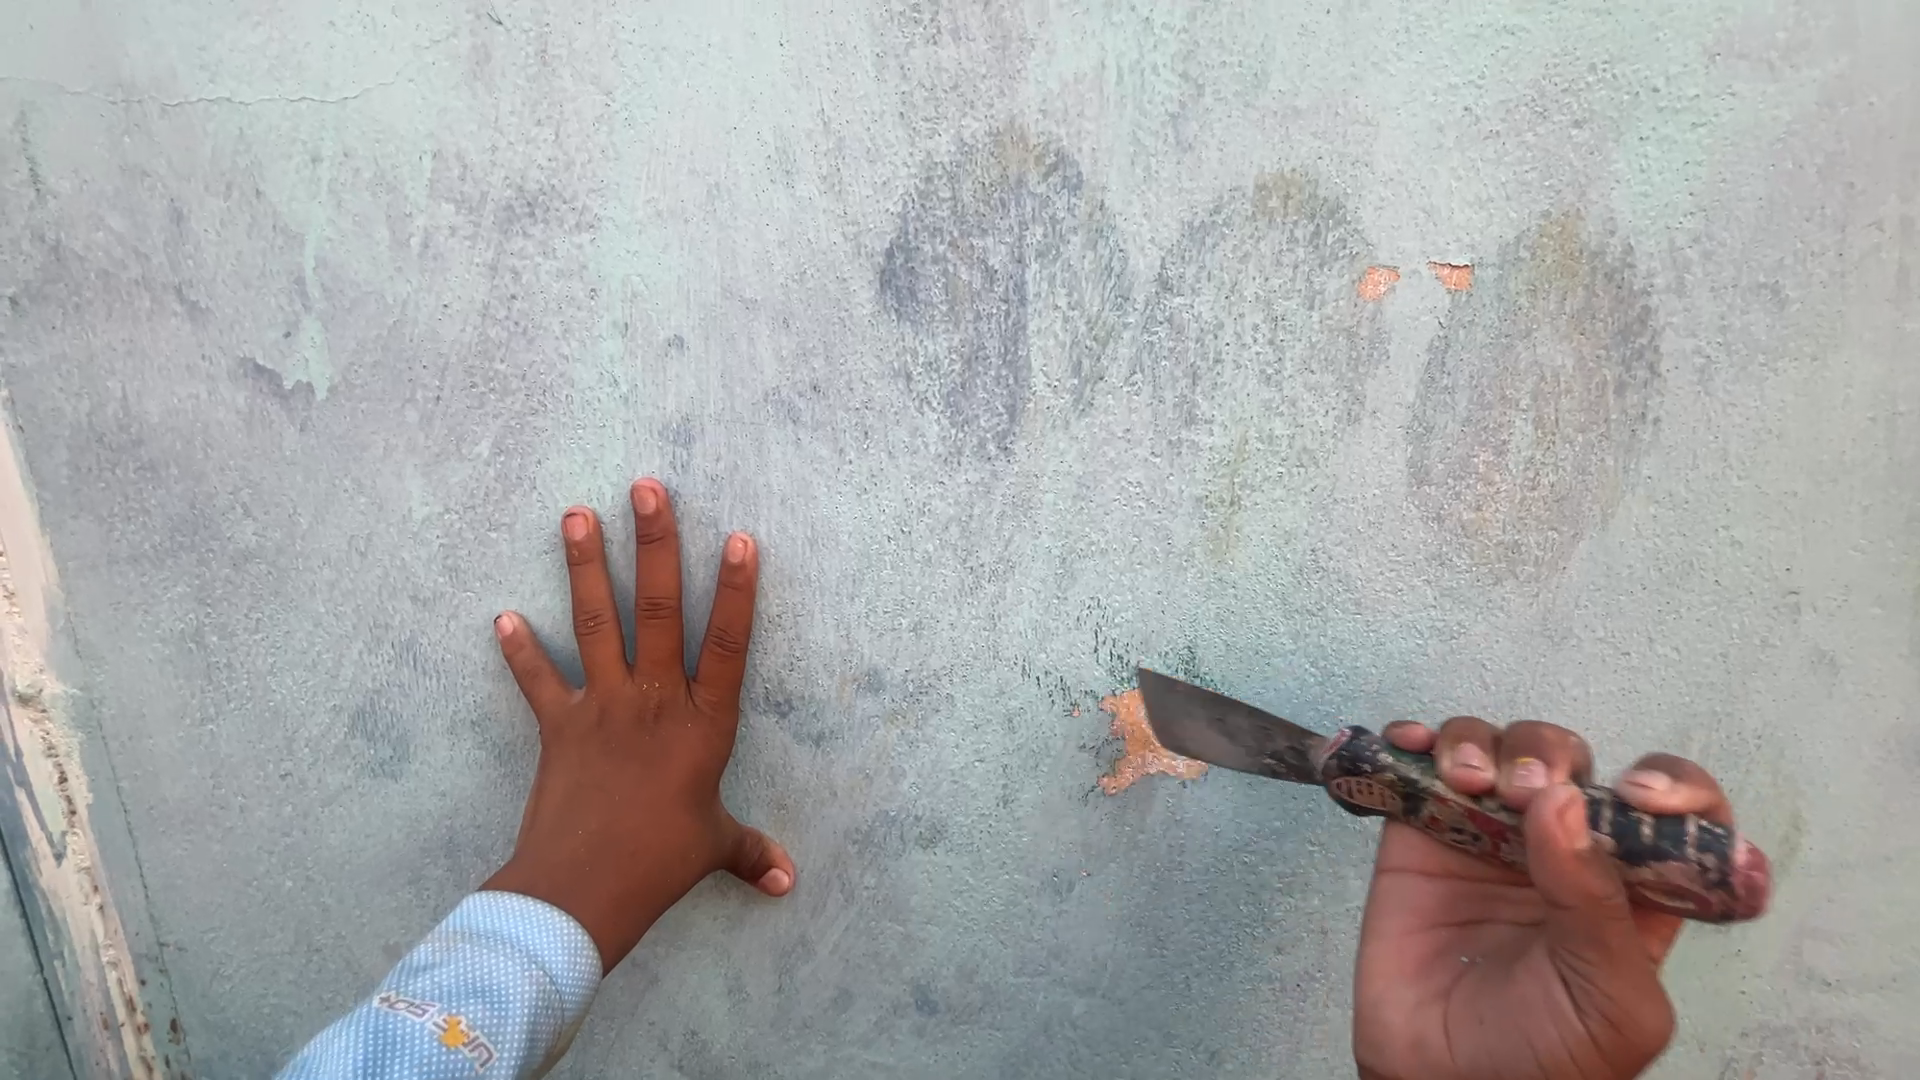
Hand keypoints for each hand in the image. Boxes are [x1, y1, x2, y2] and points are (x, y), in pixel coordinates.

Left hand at [482, 478, 795, 972]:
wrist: (580, 893)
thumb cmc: (661, 860)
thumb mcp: (716, 846)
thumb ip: (753, 851)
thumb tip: (790, 882)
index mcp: (704, 720)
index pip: (730, 642)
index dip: (737, 589)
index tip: (738, 537)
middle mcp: (656, 698)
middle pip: (661, 609)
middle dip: (656, 545)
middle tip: (646, 488)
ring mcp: (604, 706)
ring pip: (598, 623)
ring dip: (587, 567)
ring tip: (577, 514)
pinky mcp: (559, 727)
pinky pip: (539, 681)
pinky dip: (521, 651)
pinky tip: (503, 617)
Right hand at [1353, 719, 1734, 1079]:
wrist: (1435, 1073)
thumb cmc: (1546, 1055)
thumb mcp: (1609, 999)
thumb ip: (1596, 905)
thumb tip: (1561, 800)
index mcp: (1628, 887)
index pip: (1670, 813)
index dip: (1669, 785)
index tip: (1638, 795)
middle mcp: (1555, 847)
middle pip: (1563, 760)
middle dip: (1545, 756)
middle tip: (1521, 792)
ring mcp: (1477, 831)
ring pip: (1487, 746)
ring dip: (1474, 741)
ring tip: (1463, 778)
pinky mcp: (1413, 828)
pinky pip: (1410, 765)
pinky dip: (1409, 738)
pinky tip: (1409, 744)